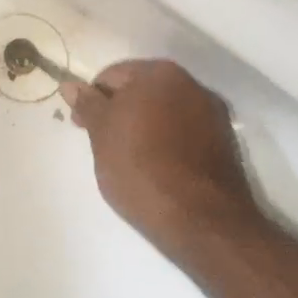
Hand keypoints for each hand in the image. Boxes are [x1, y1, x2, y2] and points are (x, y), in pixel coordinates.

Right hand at [66, 59, 261, 252]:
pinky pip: (184, 135)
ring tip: (128, 159)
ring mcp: (214, 117)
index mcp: (159, 74)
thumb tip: (70, 85)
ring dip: (143, 128)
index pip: (112, 75)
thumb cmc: (141, 167)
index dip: (92, 99)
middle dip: (119, 112)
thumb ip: (87, 104)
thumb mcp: (100, 133)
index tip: (83, 126)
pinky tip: (155, 168)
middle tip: (101, 142)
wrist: (203, 223)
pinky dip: (166, 144)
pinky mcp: (226, 148)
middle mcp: (192, 86)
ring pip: (163, 114)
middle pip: (141, 92)